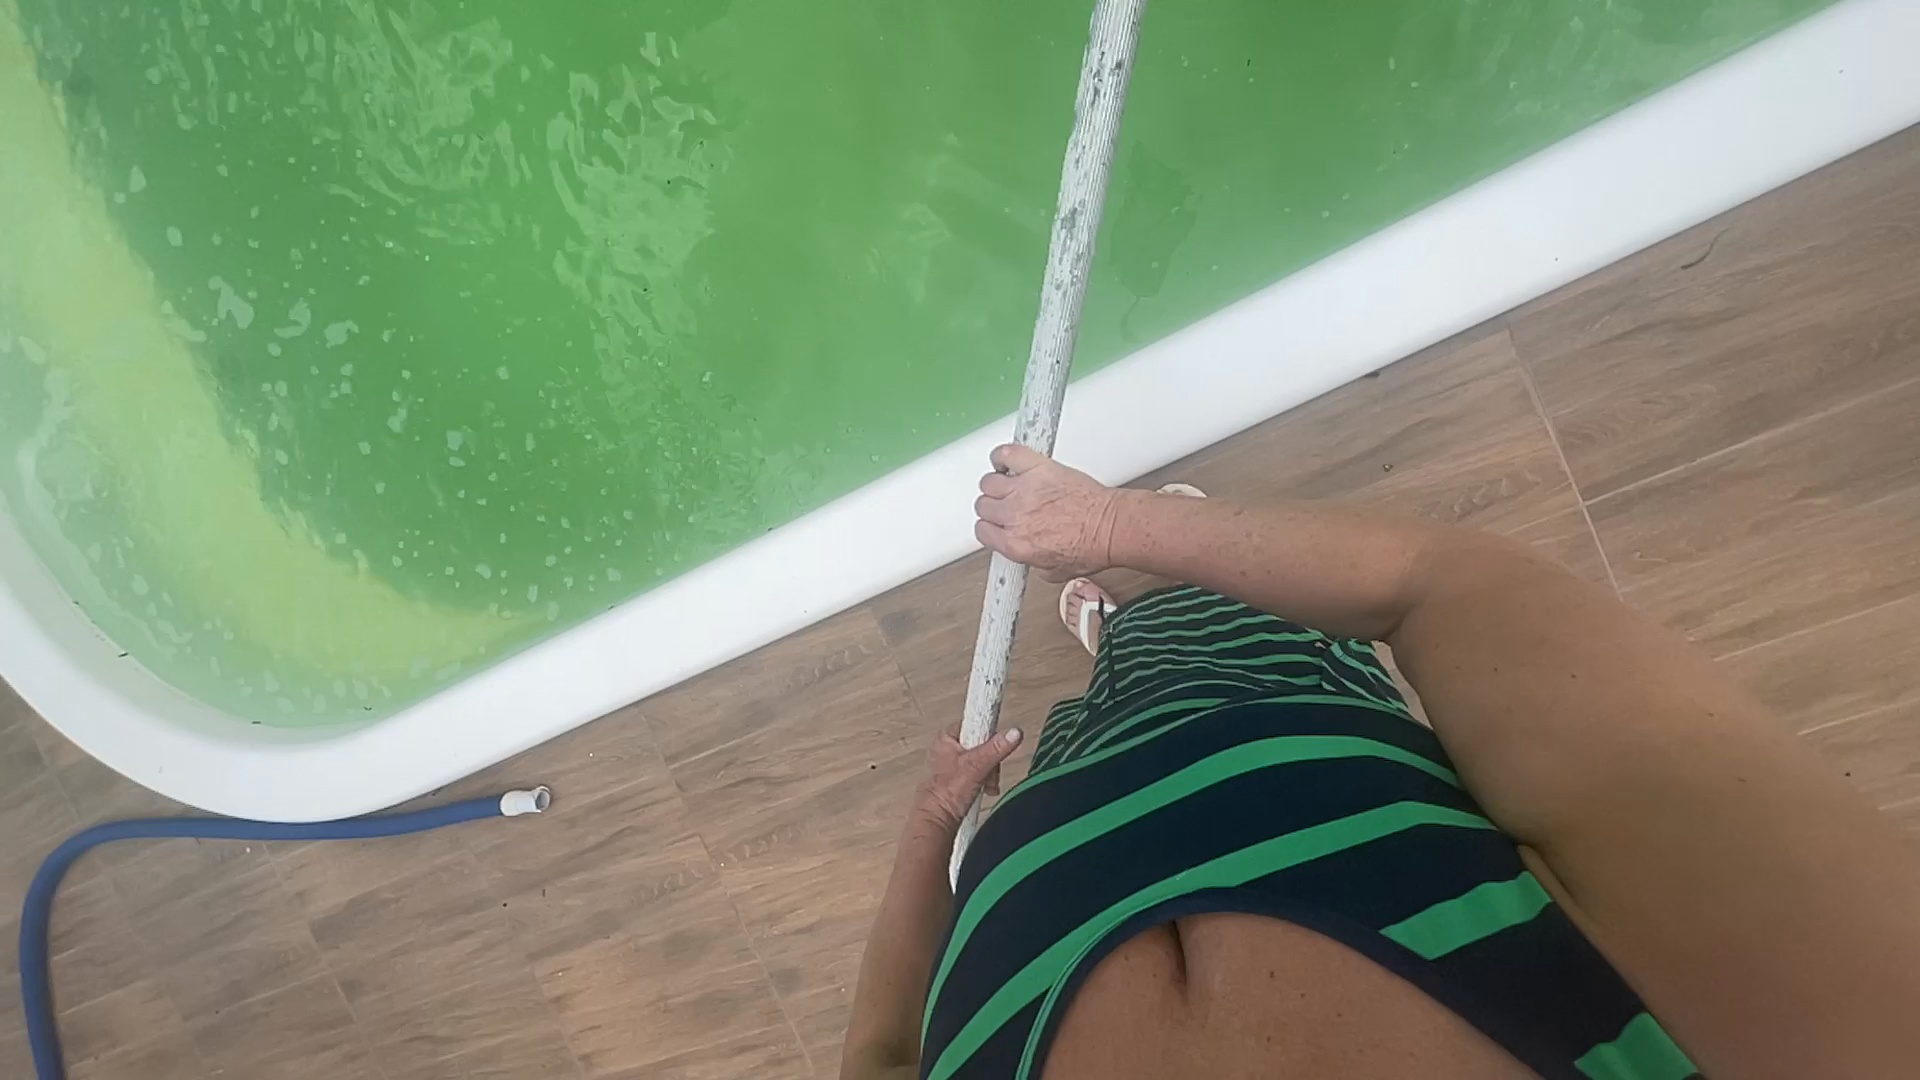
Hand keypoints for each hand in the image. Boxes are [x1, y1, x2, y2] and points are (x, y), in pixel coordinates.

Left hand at [915, 723, 1022, 831]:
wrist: (936, 820)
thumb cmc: (947, 793)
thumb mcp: (977, 765)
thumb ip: (996, 748)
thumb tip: (1014, 733)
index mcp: (947, 737)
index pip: (976, 723)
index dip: (988, 736)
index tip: (996, 746)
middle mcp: (947, 747)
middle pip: (981, 743)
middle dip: (991, 760)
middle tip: (990, 772)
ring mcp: (951, 762)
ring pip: (981, 758)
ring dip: (989, 772)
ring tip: (987, 785)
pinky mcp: (956, 776)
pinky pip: (977, 771)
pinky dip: (983, 779)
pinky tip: (984, 789)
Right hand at [973, 444, 1126, 579]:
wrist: (1110, 527)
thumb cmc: (1091, 546)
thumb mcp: (1054, 571)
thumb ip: (1031, 561)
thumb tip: (1028, 554)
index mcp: (1015, 544)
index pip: (982, 531)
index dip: (990, 526)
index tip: (998, 523)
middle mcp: (1015, 516)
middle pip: (983, 505)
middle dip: (995, 506)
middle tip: (1008, 505)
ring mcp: (1024, 490)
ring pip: (989, 482)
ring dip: (998, 483)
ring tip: (1012, 485)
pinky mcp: (1037, 468)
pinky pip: (1006, 454)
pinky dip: (1002, 456)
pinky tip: (1009, 462)